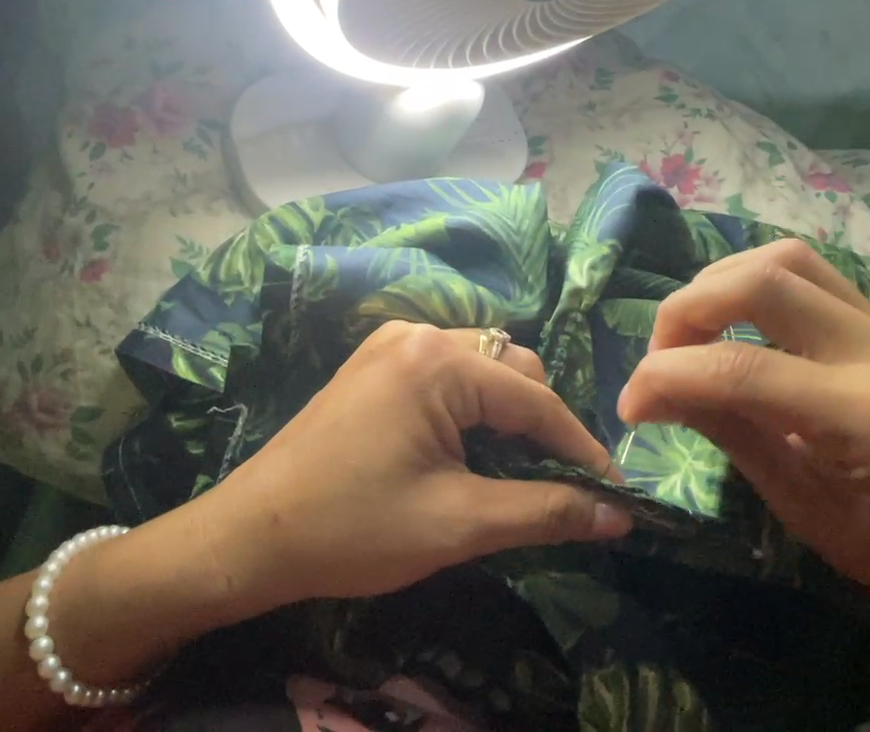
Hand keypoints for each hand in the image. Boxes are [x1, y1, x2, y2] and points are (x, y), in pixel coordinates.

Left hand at [188, 322, 630, 613]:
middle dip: (543, 427)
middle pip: (511, 369)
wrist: (251, 536)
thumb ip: (545, 511)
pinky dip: (473, 409)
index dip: (581, 449)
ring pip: (481, 368)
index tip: (616, 495)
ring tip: (520, 474)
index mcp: (437, 360)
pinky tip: (472, 452)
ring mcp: (390, 343)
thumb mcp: (459, 524)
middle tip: (560, 487)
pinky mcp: (374, 364)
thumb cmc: (353, 529)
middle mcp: (417, 332)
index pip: (536, 397)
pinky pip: (446, 374)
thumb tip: (619, 514)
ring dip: (509, 416)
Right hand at [616, 240, 869, 628]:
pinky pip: (806, 271)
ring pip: (783, 258)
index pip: (742, 369)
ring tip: (689, 334)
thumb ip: (727, 433)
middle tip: (658, 358)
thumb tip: (650, 390)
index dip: (667, 375)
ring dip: (716, 284)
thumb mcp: (800, 508)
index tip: (629, 404)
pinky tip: (729, 320)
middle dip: (686, 310)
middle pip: (762, 282)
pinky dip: (749, 282)